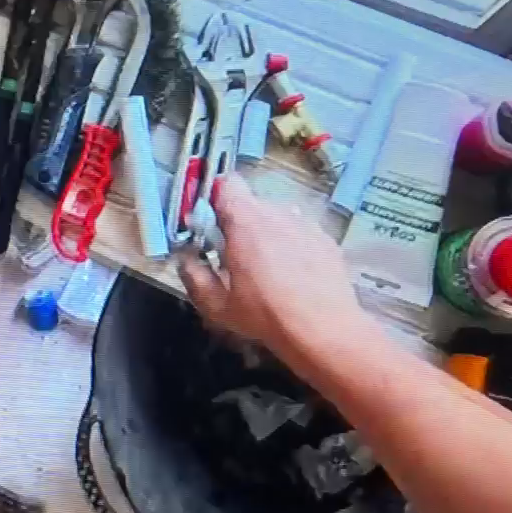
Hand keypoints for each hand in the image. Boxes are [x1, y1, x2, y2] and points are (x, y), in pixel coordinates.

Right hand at [179, 175, 382, 372]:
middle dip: (237, 223)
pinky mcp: (325, 238)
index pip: (228, 184)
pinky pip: (298, 232)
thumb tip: (186, 259)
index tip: (209, 223)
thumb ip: (194, 275)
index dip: (215, 199)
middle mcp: (277, 214)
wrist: (322, 328)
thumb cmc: (263, 315)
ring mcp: (305, 224)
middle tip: (231, 256)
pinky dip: (289, 245)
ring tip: (263, 268)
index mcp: (245, 223)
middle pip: (251, 203)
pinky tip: (289, 274)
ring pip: (276, 217)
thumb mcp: (215, 304)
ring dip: (264, 234)